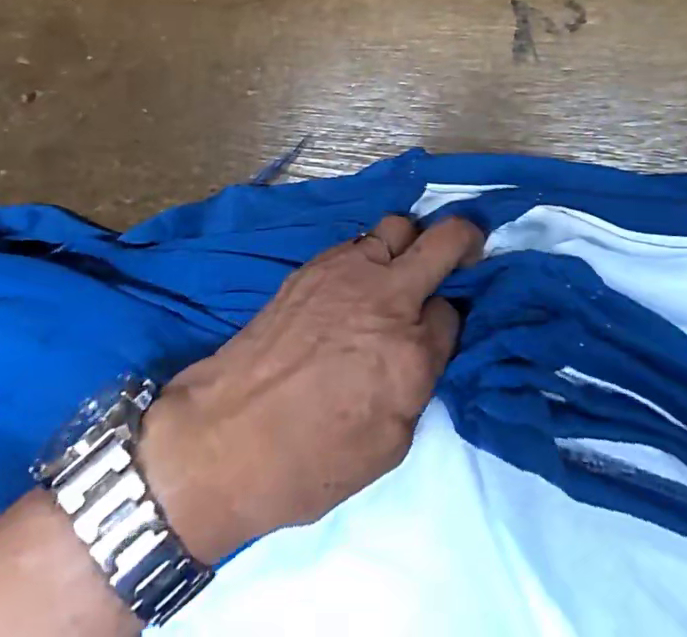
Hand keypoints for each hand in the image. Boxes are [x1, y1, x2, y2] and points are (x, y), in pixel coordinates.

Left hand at [135, 214, 483, 563]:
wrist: (223, 440)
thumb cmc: (310, 461)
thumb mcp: (390, 444)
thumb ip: (419, 382)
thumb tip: (422, 346)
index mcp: (411, 353)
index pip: (453, 314)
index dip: (448, 322)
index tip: (434, 334)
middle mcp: (386, 298)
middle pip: (444, 240)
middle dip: (463, 242)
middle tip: (462, 256)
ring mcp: (345, 273)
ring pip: (398, 226)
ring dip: (410, 243)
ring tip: (399, 271)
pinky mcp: (311, 267)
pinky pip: (357, 242)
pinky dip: (369, 255)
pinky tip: (355, 284)